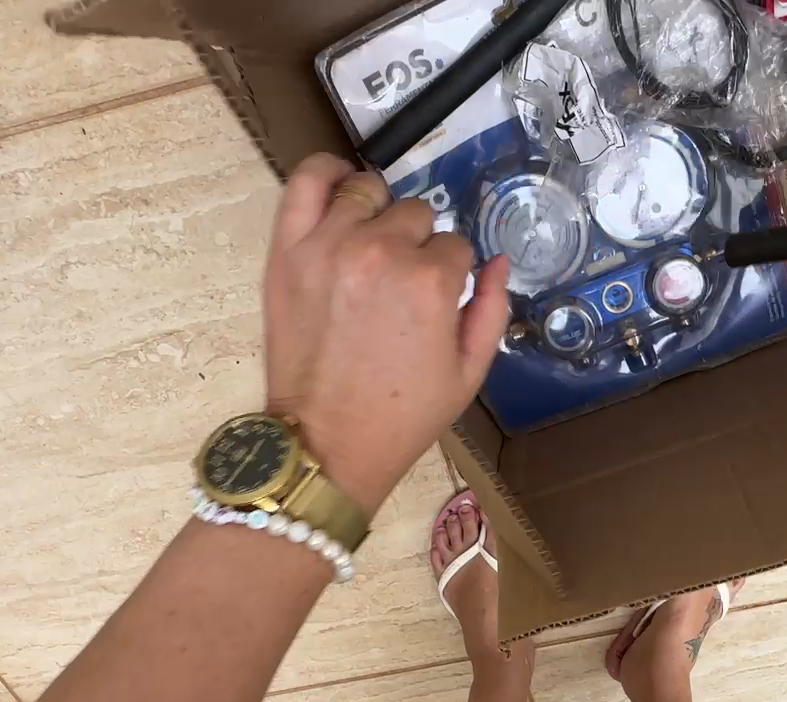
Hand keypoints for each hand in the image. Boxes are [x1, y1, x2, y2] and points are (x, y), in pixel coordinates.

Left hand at [260, 154, 511, 515]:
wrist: (329, 442)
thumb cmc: (404, 415)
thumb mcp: (469, 374)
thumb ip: (491, 310)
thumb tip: (498, 261)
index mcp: (431, 284)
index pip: (456, 247)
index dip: (454, 273)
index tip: (441, 300)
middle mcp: (382, 252)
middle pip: (416, 215)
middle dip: (421, 245)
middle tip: (407, 285)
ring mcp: (329, 245)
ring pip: (368, 191)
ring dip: (381, 211)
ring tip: (377, 242)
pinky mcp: (288, 250)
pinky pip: (306, 181)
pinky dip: (326, 173)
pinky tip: (341, 187)